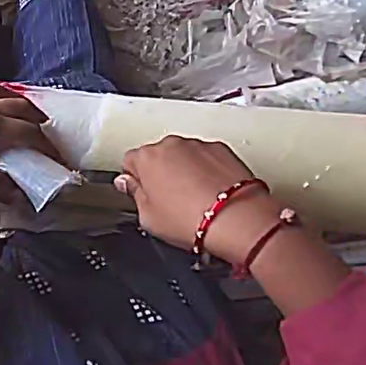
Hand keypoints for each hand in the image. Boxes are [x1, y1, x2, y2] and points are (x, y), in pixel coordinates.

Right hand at [117, 136, 284, 261]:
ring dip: (184, 170)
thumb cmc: (192, 220)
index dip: (136, 180)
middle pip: (157, 155)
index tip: (144, 194)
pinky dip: (206, 169)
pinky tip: (210, 192)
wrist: (236, 219)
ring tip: (194, 199)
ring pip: (182, 154)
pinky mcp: (222, 149)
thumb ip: (134, 194)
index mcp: (146, 158)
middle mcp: (171, 144)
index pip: (129, 161)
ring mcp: (198, 145)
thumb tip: (129, 184)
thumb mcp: (148, 217)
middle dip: (161, 173)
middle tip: (170, 200)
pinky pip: (206, 157)